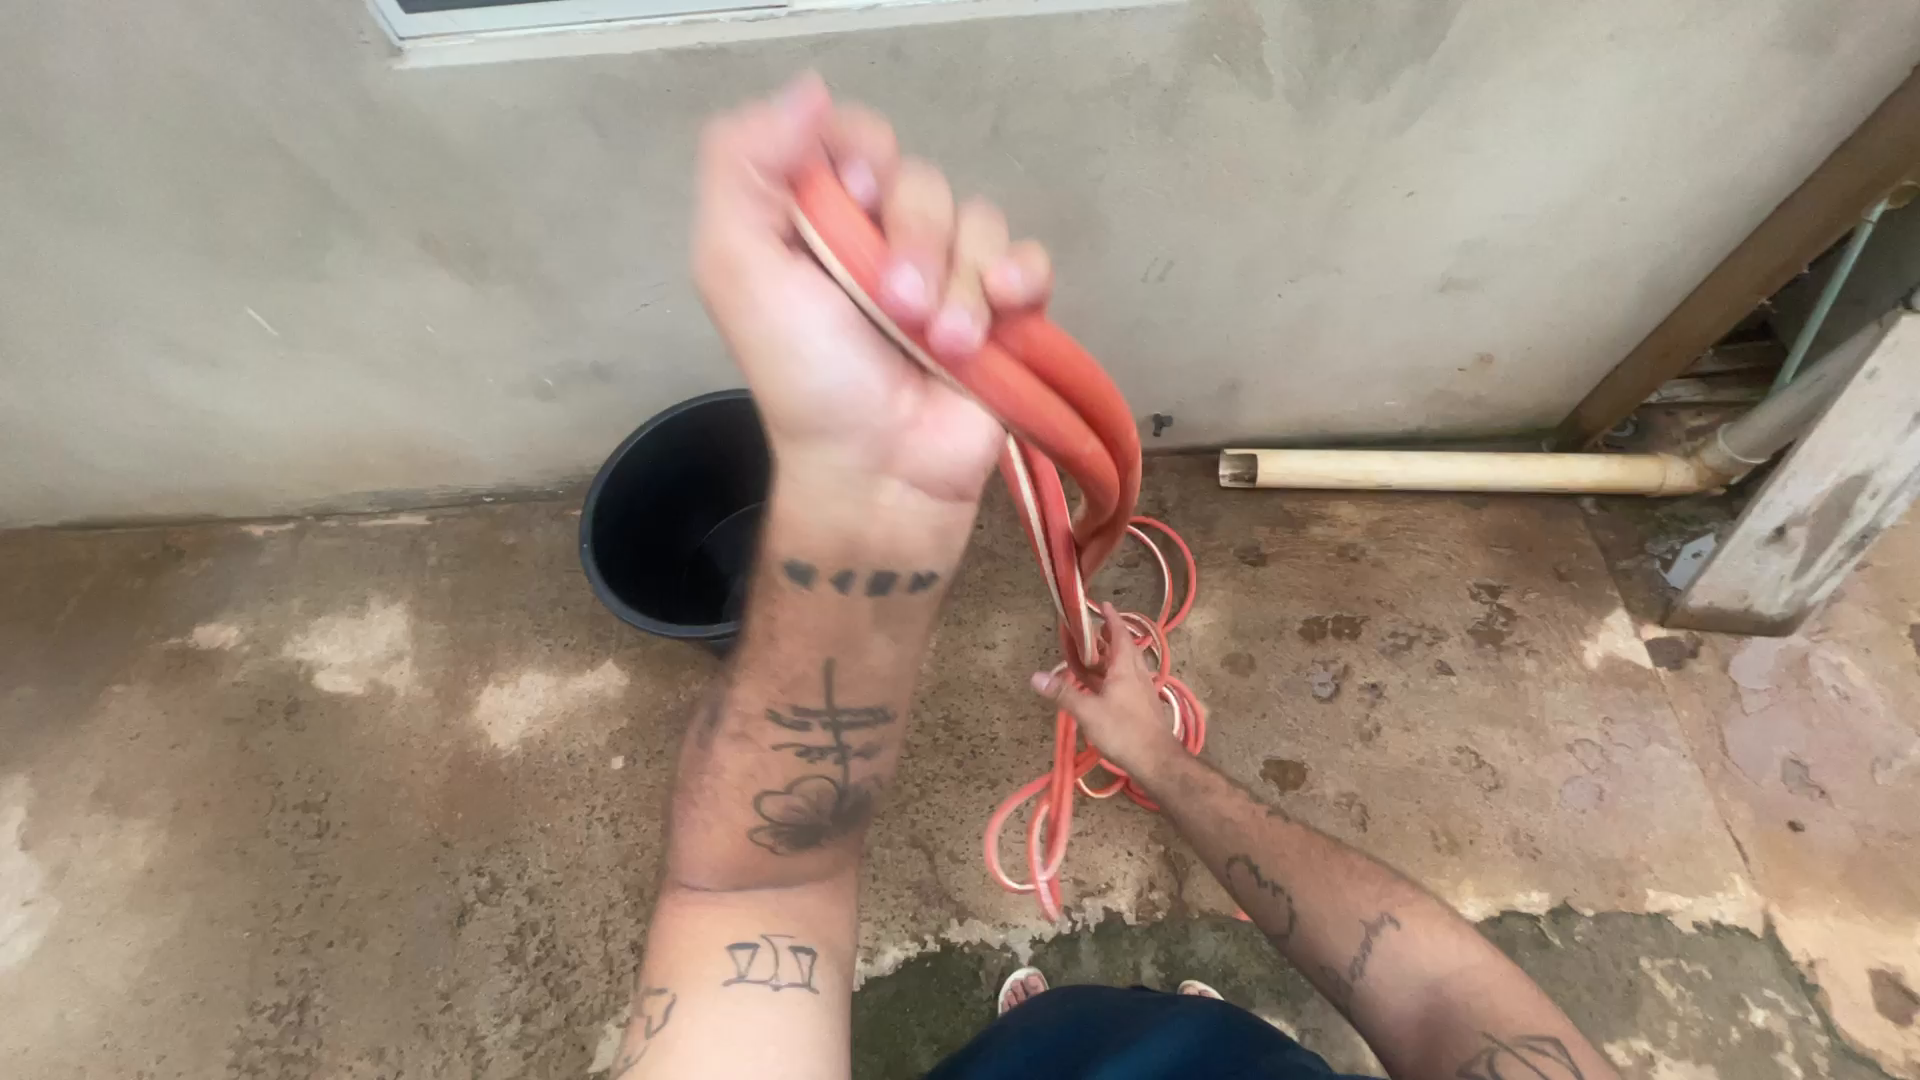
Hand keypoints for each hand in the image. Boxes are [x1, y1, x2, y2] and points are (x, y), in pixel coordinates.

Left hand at [693, 73, 1055, 505]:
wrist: (878, 469)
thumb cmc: (807, 379)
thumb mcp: (738, 270)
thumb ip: (742, 166)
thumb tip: (809, 90)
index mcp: (825, 224)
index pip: (858, 140)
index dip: (863, 157)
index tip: (854, 200)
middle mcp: (888, 241)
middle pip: (923, 180)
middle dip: (913, 241)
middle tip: (894, 308)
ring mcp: (950, 279)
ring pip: (979, 221)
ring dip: (962, 281)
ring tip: (943, 343)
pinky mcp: (1002, 317)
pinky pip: (1030, 261)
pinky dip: (1021, 279)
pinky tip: (1002, 314)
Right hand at [1030, 603, 1181, 774]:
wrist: (1157, 761)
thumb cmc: (1124, 731)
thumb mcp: (1088, 712)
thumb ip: (1062, 693)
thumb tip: (1035, 676)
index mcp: (1126, 668)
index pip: (1120, 635)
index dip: (1112, 619)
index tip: (1104, 605)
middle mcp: (1137, 675)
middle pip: (1125, 649)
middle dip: (1110, 637)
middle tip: (1093, 632)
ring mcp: (1142, 692)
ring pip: (1127, 667)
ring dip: (1112, 658)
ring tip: (1094, 657)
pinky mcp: (1142, 707)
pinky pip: (1127, 682)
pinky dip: (1114, 677)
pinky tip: (1103, 689)